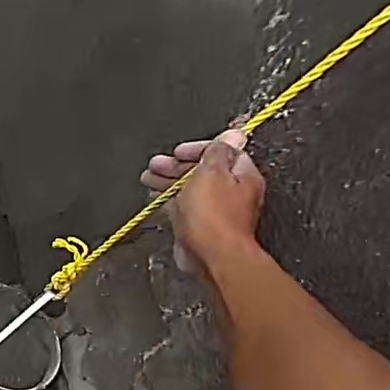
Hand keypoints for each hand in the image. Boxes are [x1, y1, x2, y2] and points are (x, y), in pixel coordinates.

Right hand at [142, 129, 264, 274]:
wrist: (211, 255)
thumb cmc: (213, 217)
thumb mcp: (212, 173)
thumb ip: (217, 151)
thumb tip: (232, 134)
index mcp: (241, 175)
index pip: (220, 152)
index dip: (196, 149)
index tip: (177, 152)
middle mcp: (232, 192)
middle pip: (202, 171)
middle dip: (177, 166)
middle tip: (156, 165)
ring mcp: (216, 210)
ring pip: (190, 189)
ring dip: (168, 181)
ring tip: (149, 178)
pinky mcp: (201, 225)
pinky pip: (184, 207)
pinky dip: (169, 199)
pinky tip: (156, 197)